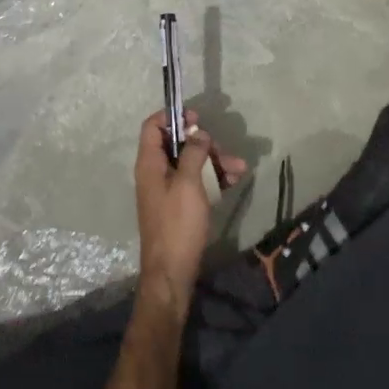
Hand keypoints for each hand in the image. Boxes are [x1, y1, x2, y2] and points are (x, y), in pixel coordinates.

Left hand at [132, 109, 248, 305]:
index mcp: (149, 164)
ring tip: (239, 168)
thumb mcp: (188, 184)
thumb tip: (198, 132)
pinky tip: (234, 180)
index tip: (196, 117)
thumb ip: (193, 153)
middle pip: (177, 144)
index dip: (172, 117)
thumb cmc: (177, 224)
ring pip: (191, 163)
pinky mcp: (180, 205)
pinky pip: (197, 182)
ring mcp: (168, 189)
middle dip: (203, 143)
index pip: (152, 127)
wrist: (172, 272)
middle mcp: (155, 173)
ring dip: (215, 162)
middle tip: (222, 149)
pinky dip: (214, 178)